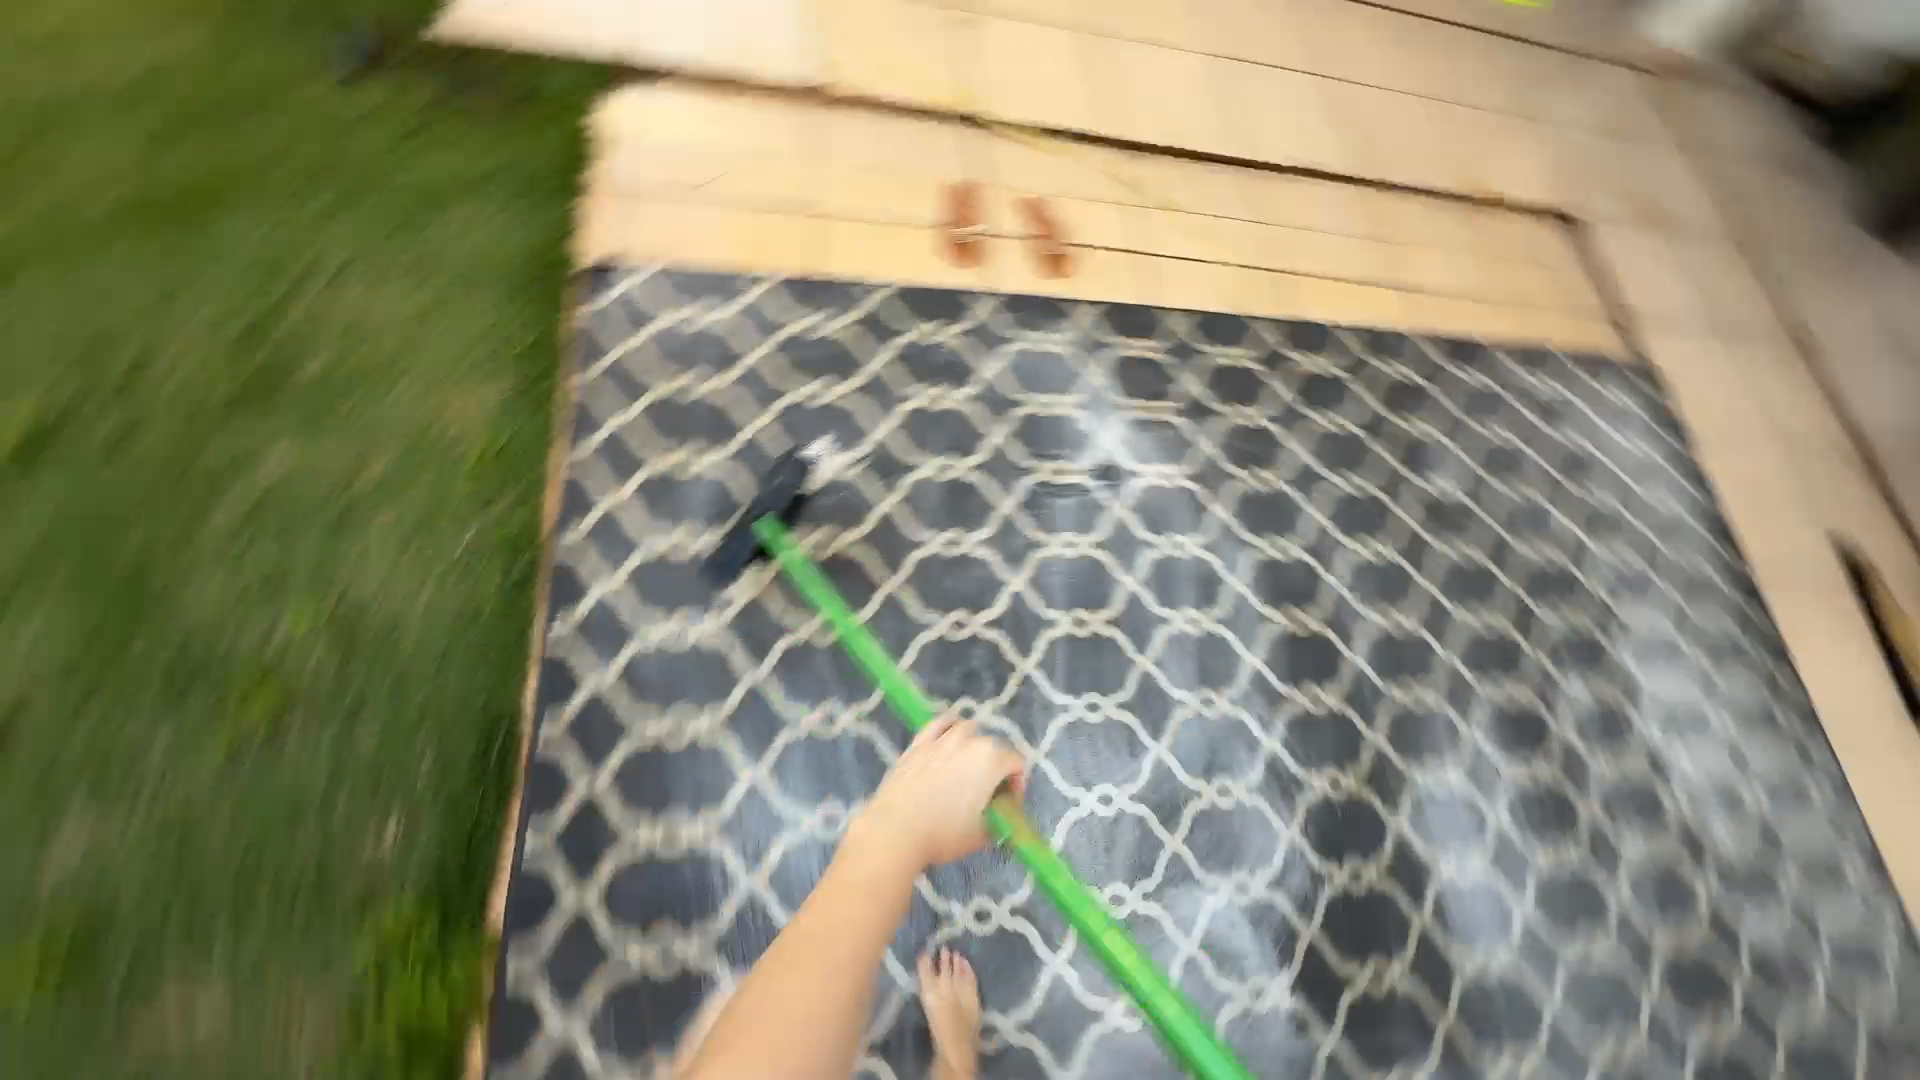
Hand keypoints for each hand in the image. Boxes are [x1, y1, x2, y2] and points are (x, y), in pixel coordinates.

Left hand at [850, 716, 1026, 871]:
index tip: (1008, 804)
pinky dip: (947, 727)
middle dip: (996, 766)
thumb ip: (999, 821)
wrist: (896, 829)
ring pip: (967, 729)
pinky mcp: (917, 743)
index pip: (1016, 763)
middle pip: (993, 746)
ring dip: (973, 743)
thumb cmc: (944, 834)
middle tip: (987, 791)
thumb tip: (1000, 818)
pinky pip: (938, 724)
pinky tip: (947, 737)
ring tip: (968, 763)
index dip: (1017, 783)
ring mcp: (941, 740)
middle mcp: (969, 742)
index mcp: (991, 761)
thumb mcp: (982, 835)